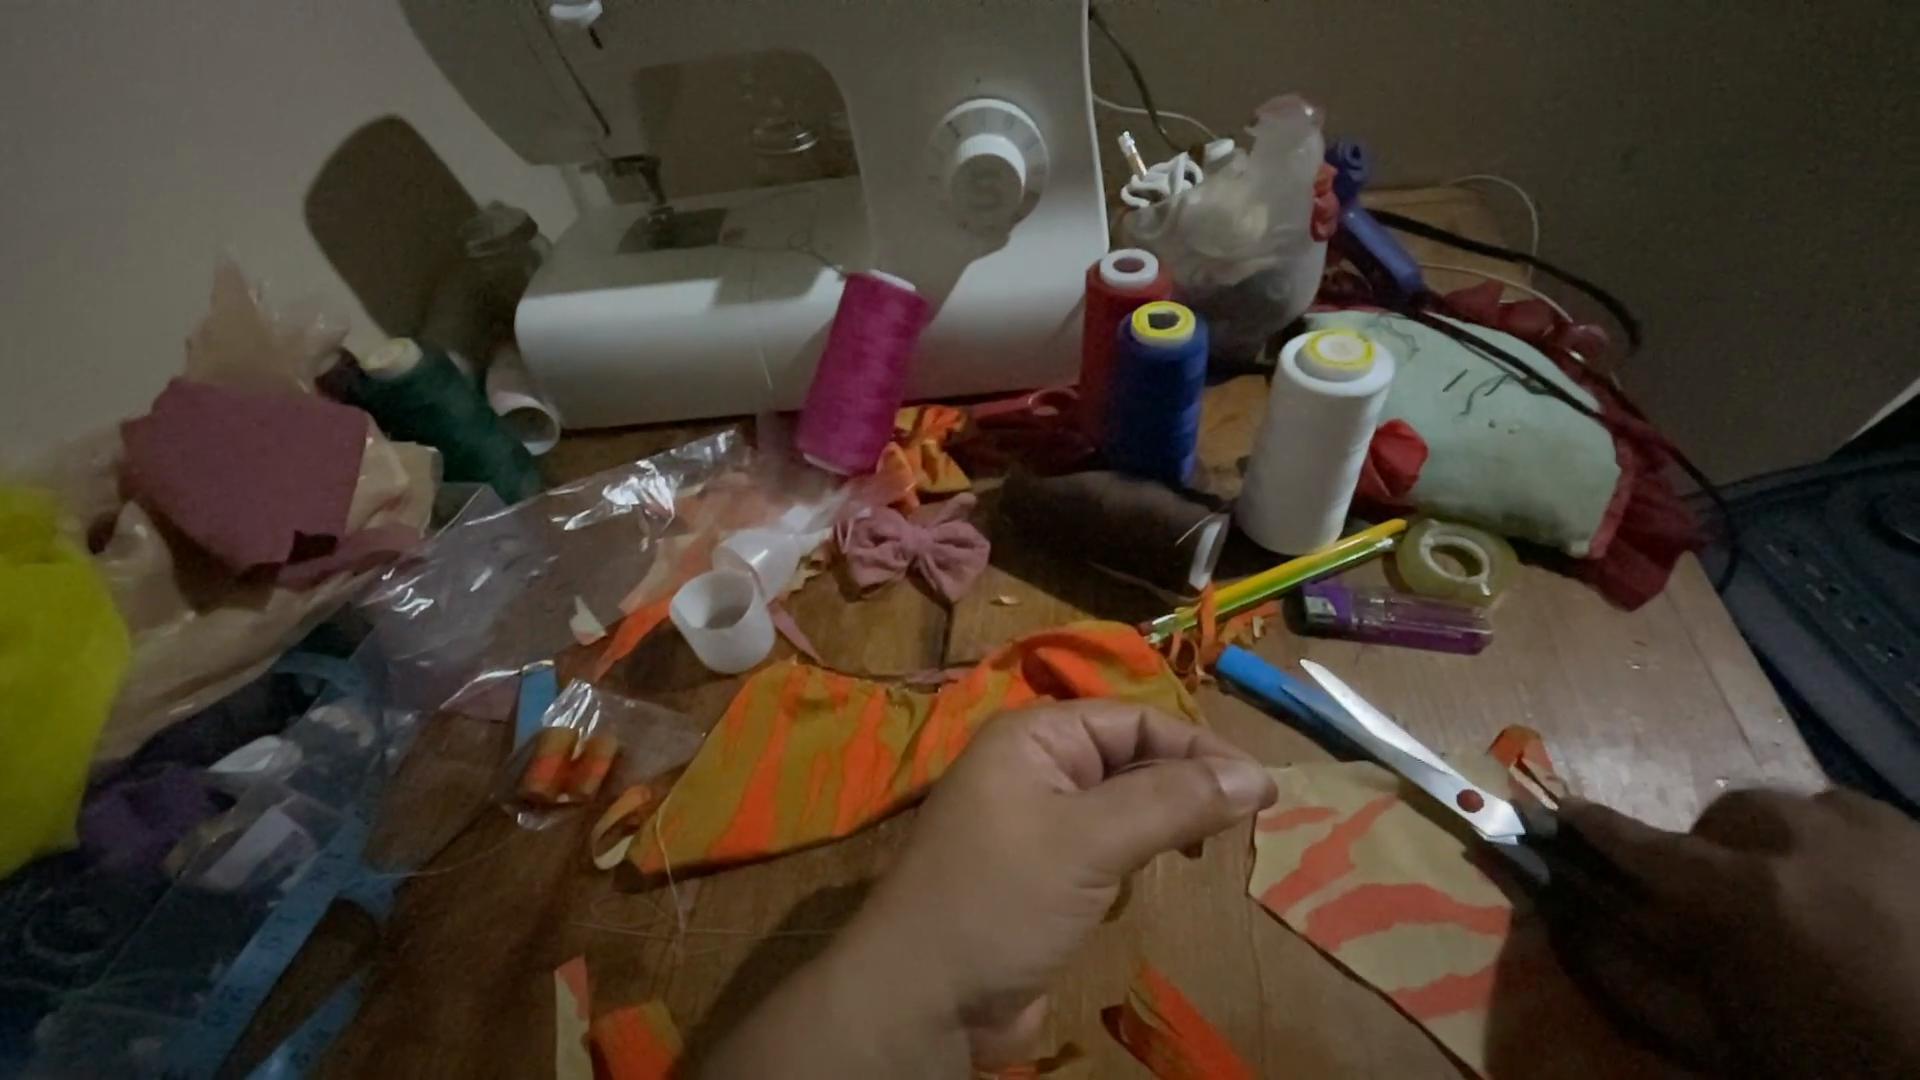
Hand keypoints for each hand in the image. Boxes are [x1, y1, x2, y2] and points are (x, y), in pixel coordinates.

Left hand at [855, 701, 1277, 1049]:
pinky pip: (1105, 843)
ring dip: (1165, 818)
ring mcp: (1038, 818)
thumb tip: (1256, 774)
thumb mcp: (1090, 841)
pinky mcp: (1045, 868)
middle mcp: (1035, 766)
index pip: (1133, 720)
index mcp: (1034, 736)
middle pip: (1129, 757)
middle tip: (1245, 819)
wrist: (924, 997)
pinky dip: (1138, 852)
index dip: (1198, 746)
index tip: (1261, 786)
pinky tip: (1159, 870)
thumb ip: (1171, 801)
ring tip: (1206, 844)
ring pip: (1122, 801)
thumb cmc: (1002, 898)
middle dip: (1185, 782)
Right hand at [1551, 788, 1919, 1078]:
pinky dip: (1847, 844)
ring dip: (1785, 841)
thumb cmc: (1830, 1061)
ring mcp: (1884, 836)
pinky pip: (1863, 816)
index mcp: (1739, 892)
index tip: (1564, 811)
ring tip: (1804, 890)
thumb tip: (1551, 904)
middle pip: (1728, 813)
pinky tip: (1864, 890)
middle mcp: (1805, 841)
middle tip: (1729, 894)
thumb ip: (1623, 967)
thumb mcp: (1714, 1032)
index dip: (1591, 825)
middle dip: (1715, 847)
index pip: (1634, 840)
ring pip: (1801, 806)